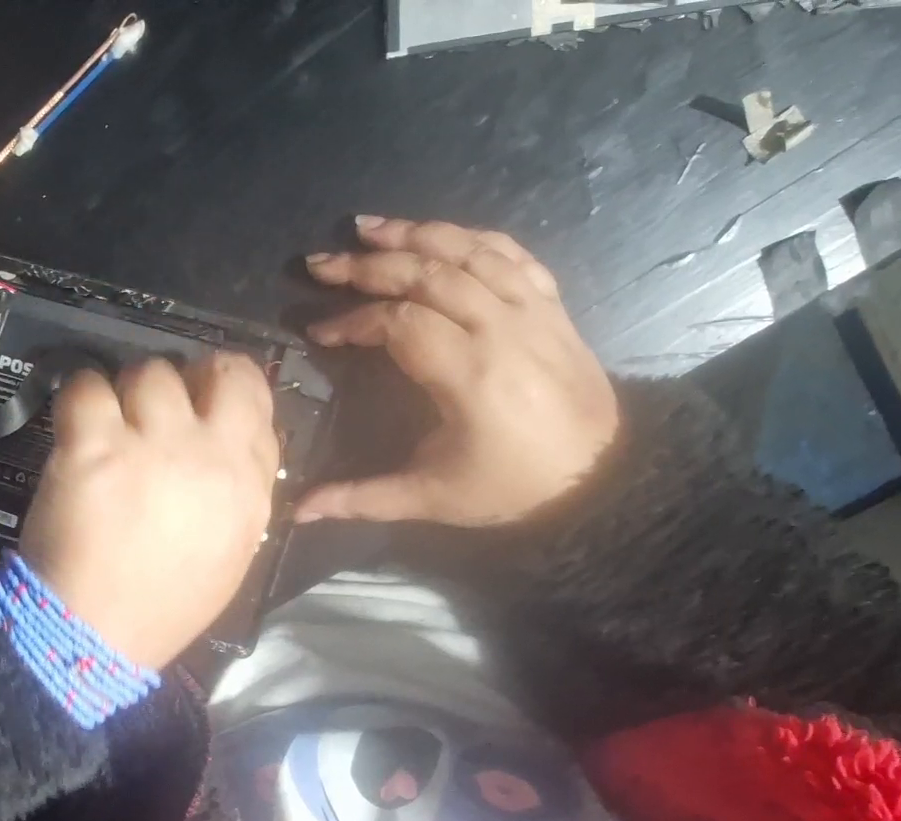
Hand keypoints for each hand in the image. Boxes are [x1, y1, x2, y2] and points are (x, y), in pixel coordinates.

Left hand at [21, 353, 279, 668]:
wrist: (98, 637)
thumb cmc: (162, 603)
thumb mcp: (231, 550)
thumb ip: (239, 488)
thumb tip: (228, 439)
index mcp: (248, 486)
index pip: (256, 399)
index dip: (225, 386)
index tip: (200, 398)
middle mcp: (210, 456)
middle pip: (212, 371)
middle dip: (184, 378)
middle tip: (152, 406)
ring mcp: (153, 447)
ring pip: (148, 372)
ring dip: (127, 392)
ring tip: (108, 428)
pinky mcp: (95, 448)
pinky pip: (88, 385)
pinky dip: (79, 397)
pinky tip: (76, 430)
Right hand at [297, 217, 618, 526]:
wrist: (602, 480)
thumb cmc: (510, 488)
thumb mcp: (431, 499)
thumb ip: (360, 498)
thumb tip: (298, 512)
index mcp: (470, 374)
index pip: (399, 322)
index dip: (352, 321)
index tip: (319, 332)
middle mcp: (502, 328)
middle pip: (427, 274)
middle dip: (367, 265)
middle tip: (320, 264)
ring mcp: (532, 310)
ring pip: (468, 251)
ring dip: (413, 234)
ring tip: (367, 228)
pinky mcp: (552, 305)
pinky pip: (510, 253)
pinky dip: (469, 237)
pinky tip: (438, 234)